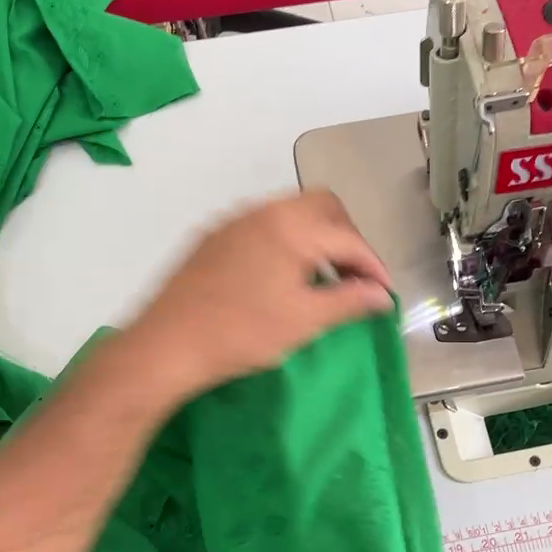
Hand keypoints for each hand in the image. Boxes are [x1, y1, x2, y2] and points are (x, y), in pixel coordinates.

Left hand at [128, 191, 394, 401]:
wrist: (167, 344)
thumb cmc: (241, 333)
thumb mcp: (304, 321)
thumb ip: (348, 302)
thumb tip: (381, 295)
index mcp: (291, 227)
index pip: (348, 238)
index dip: (373, 265)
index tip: (384, 294)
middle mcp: (263, 212)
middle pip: (322, 208)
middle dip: (347, 240)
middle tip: (355, 278)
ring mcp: (234, 221)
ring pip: (290, 215)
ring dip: (316, 240)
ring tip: (322, 281)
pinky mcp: (213, 237)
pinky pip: (262, 227)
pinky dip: (286, 244)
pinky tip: (282, 279)